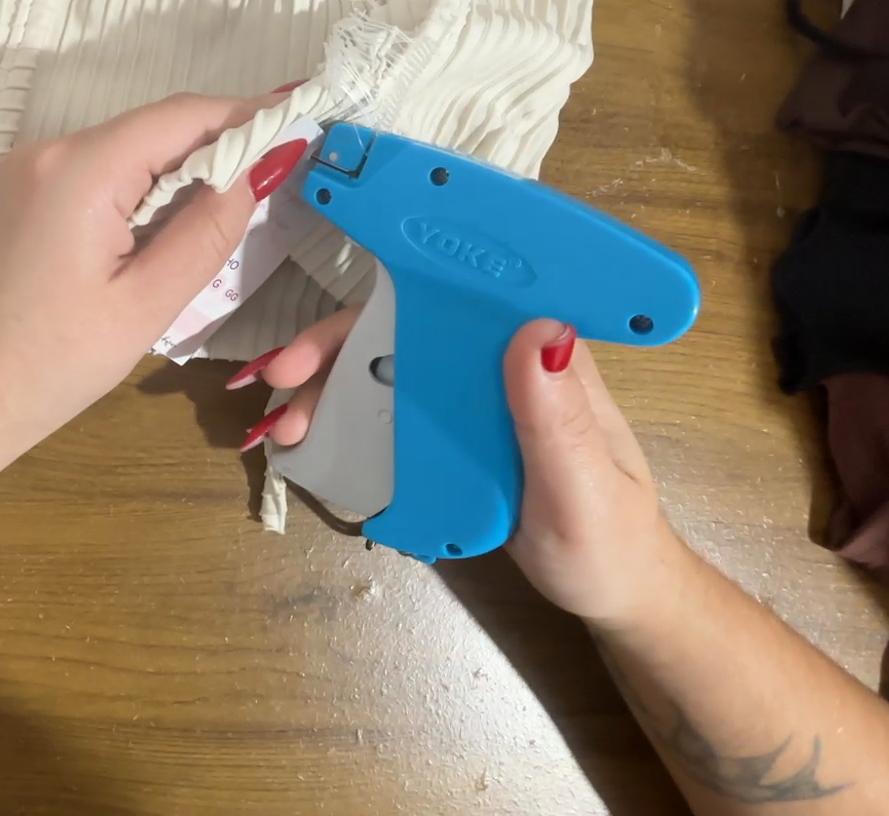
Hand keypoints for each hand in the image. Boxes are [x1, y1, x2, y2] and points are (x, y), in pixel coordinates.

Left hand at [0, 91, 307, 458]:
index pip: (180, 117)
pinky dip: (136, 184)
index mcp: (79, 170)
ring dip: (175, 169)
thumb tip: (259, 170)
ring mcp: (23, 169)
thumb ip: (207, 231)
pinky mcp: (15, 193)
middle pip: (149, 128)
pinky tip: (160, 220)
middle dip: (214, 145)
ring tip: (226, 202)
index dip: (244, 116)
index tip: (296, 124)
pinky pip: (91, 171)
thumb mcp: (145, 304)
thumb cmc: (52, 364)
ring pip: (121, 148)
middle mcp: (45, 151)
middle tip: (272, 173)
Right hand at [241, 314, 685, 629]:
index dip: (388, 298)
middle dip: (331, 347)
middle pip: (400, 330)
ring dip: (325, 388)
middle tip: (279, 377)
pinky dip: (337, 416)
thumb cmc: (608, 542)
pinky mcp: (444, 430)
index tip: (333, 328)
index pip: (458, 301)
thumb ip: (560, 421)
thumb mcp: (584, 488)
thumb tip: (539, 327)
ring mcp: (464, 397)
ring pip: (381, 368)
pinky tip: (308, 439)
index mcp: (537, 358)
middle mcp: (492, 364)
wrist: (605, 591)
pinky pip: (383, 408)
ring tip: (288, 429)